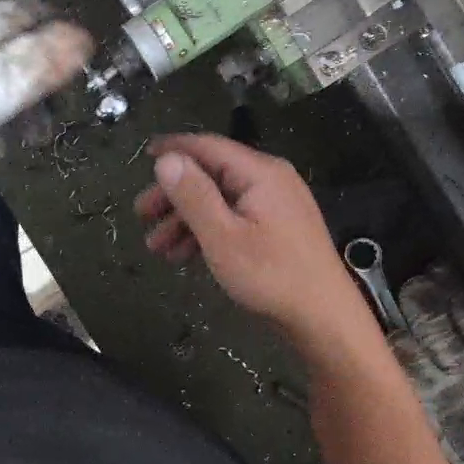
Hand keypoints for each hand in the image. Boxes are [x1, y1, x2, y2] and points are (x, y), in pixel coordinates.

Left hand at [0, 0, 91, 227]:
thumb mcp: (3, 83)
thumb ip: (44, 59)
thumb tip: (84, 40)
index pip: (32, 14)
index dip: (57, 33)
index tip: (74, 58)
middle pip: (7, 39)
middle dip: (31, 68)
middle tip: (47, 105)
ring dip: (7, 91)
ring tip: (19, 128)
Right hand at [135, 134, 378, 362]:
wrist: (322, 316)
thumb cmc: (270, 275)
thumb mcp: (222, 236)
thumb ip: (193, 195)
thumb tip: (166, 160)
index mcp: (259, 173)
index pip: (208, 147)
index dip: (173, 150)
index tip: (143, 157)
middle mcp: (269, 180)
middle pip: (211, 175)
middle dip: (173, 195)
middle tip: (142, 216)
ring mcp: (275, 204)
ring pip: (219, 201)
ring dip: (185, 220)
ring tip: (157, 247)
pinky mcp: (276, 228)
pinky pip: (233, 218)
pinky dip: (206, 232)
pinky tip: (184, 255)